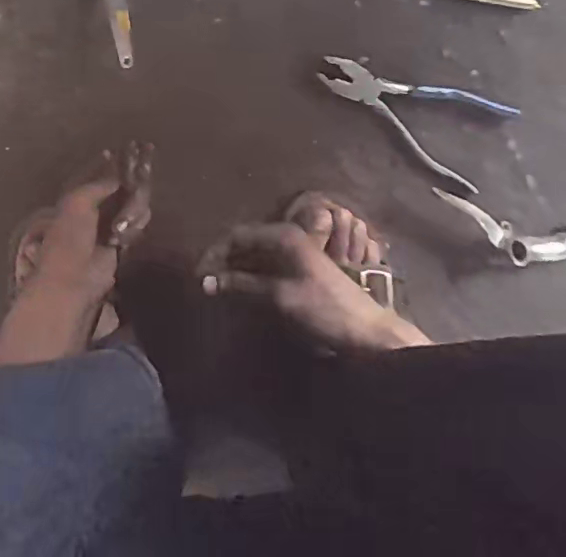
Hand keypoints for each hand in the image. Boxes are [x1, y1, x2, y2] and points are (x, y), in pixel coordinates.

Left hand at [25, 141, 152, 298]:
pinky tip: (121, 238)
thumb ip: (100, 183)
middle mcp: (94, 206)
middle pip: (121, 186)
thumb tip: (118, 173)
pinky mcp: (121, 241)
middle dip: (131, 185)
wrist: (74, 278)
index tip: (129, 148)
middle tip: (141, 179)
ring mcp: (108, 223)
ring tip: (118, 228)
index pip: (97, 171)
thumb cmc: (70, 236)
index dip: (110, 161)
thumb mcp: (79, 201)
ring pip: (133, 205)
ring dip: (131, 212)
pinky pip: (136, 225)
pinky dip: (133, 228)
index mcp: (78, 194)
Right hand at [198, 222, 429, 353]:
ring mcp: (295, 252)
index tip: (199, 275)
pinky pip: (266, 264)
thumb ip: (242, 285)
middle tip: (204, 283)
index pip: (238, 235)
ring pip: (254, 253)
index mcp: (284, 235)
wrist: (366, 332)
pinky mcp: (299, 268)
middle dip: (222, 259)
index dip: (215, 252)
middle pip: (245, 241)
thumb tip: (207, 281)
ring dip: (234, 268)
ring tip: (216, 287)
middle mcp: (288, 236)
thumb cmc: (324, 309)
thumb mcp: (280, 296)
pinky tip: (239, 289)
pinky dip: (248, 274)